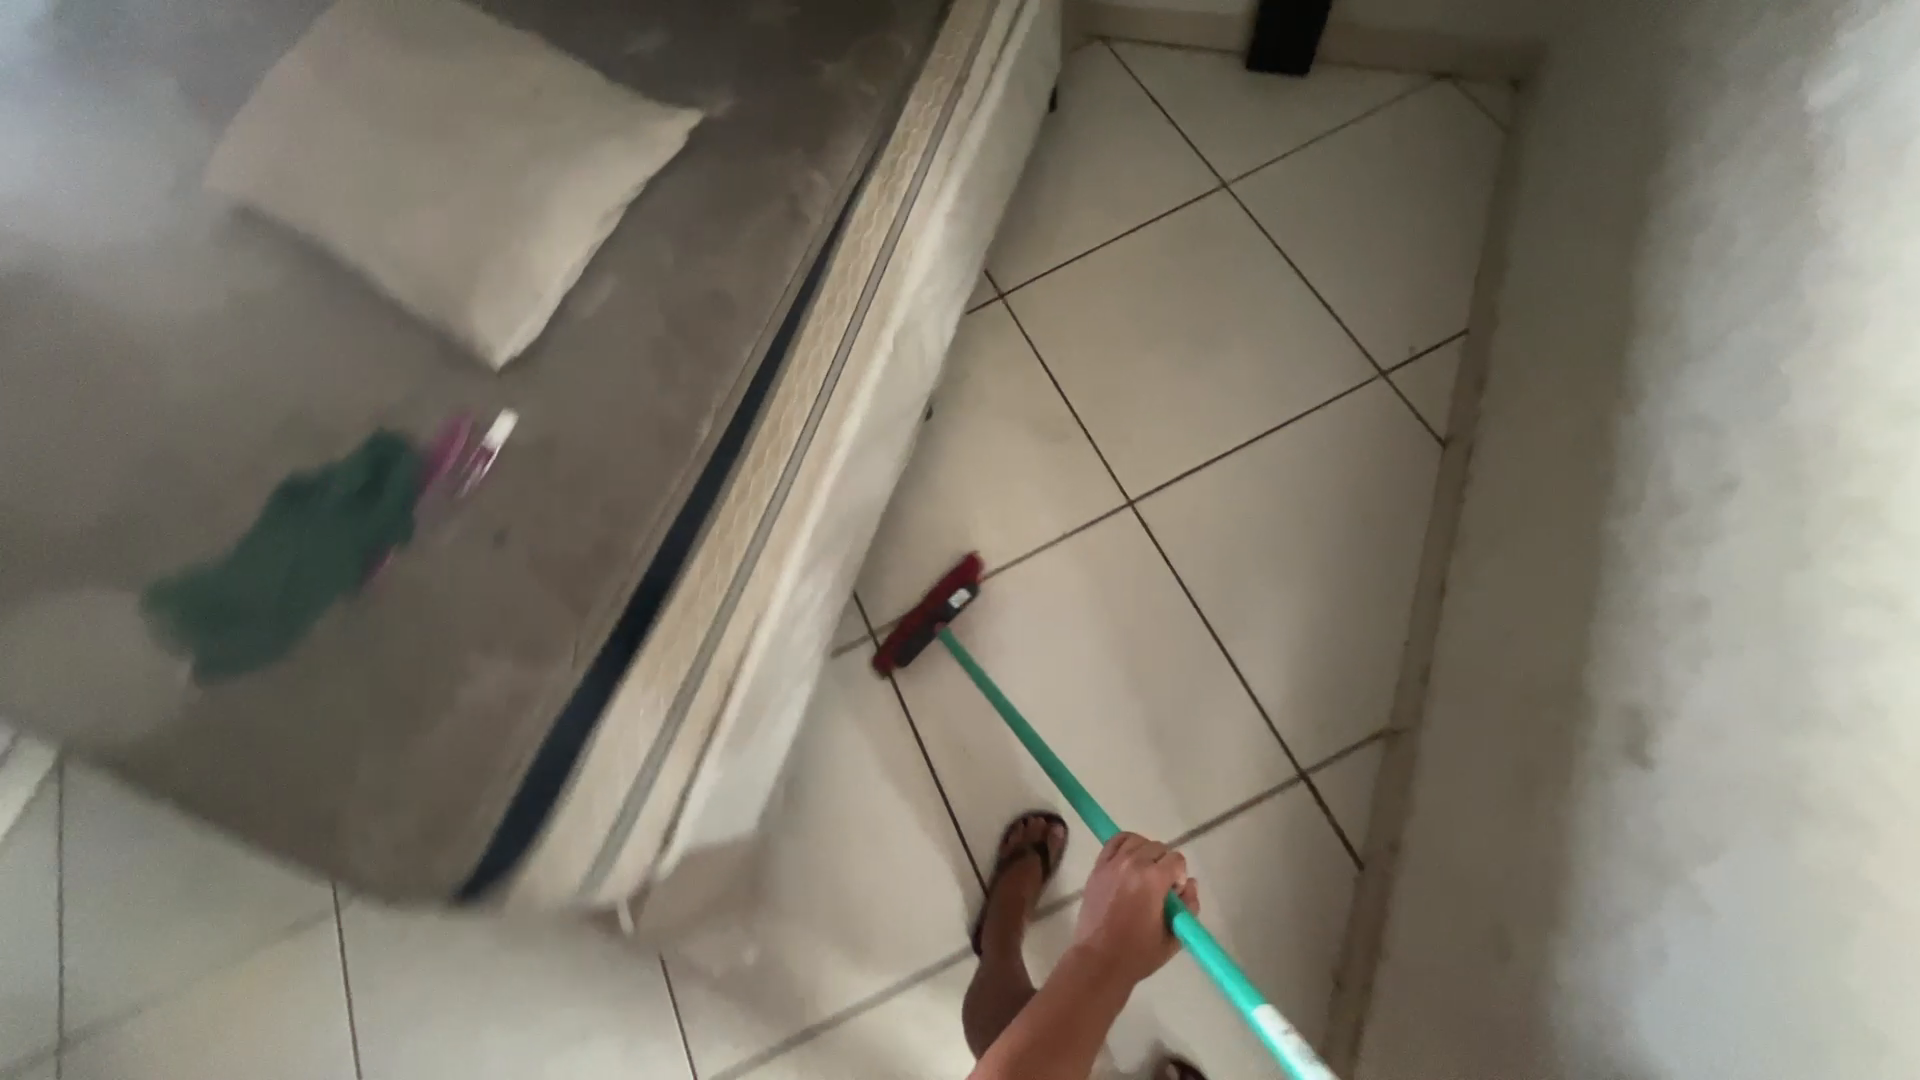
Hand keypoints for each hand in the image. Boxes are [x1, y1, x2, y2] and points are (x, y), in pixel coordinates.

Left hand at [1069, 832, 1199, 985]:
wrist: (1099, 959)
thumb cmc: (1139, 953)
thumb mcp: (1174, 936)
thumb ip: (1188, 906)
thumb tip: (1190, 883)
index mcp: (1153, 880)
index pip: (1176, 859)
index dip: (1179, 876)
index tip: (1173, 895)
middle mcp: (1132, 864)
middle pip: (1157, 847)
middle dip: (1164, 864)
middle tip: (1160, 888)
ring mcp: (1112, 863)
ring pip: (1136, 840)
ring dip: (1145, 852)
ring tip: (1144, 874)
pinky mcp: (1097, 867)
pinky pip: (1113, 842)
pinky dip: (1125, 844)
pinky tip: (1129, 860)